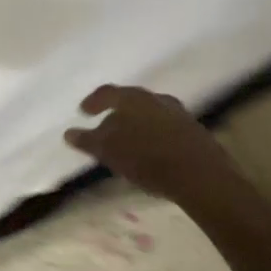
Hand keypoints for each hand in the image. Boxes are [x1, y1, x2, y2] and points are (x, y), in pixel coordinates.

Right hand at [63, 84, 236, 202]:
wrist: (202, 177)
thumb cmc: (146, 159)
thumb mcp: (108, 151)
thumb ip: (87, 140)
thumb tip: (69, 133)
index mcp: (132, 98)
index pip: (107, 93)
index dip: (93, 102)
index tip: (83, 112)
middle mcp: (156, 99)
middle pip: (131, 102)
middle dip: (116, 114)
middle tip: (105, 128)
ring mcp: (180, 114)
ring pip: (151, 114)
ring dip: (137, 125)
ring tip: (129, 142)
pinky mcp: (196, 132)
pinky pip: (167, 128)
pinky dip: (155, 135)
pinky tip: (152, 152)